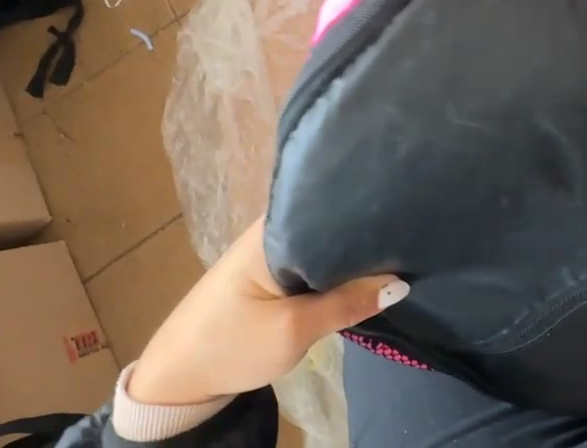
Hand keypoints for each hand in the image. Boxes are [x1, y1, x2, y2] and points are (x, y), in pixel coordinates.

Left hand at [128, 218, 406, 405]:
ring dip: (352, 252)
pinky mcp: (272, 269)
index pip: (332, 203)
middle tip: (411, 234)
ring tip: (399, 247)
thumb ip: (347, 303)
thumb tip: (401, 282)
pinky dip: (336, 266)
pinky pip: (315, 257)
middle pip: (331, 221)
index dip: (369, 209)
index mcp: (275, 227)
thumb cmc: (230, 346)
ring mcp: (272, 247)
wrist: (175, 383)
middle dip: (366, 232)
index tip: (408, 213)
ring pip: (325, 242)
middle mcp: (275, 227)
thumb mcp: (294, 331)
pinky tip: (365, 269)